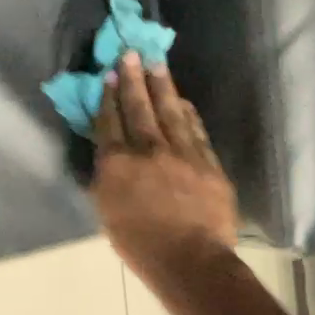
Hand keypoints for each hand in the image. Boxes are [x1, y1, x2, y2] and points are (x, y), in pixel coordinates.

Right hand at [91, 53, 239, 280]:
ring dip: (162, 86)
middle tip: (130, 54)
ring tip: (156, 65)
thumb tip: (107, 152)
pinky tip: (182, 101)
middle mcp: (148, 150)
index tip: (107, 76)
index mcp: (117, 162)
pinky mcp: (209, 165)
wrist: (190, 260)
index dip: (107, 97)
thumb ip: (106, 174)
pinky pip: (196, 131)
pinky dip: (187, 113)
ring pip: (170, 112)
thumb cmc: (137, 241)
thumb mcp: (105, 207)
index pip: (109, 121)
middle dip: (133, 79)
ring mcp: (183, 154)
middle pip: (139, 108)